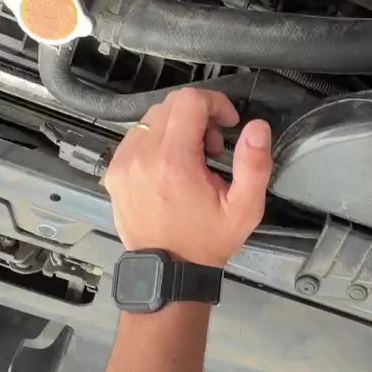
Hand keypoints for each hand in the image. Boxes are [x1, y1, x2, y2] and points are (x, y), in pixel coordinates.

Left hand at [103, 88, 272, 267]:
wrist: (169, 271)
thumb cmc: (207, 241)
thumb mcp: (245, 208)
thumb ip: (254, 164)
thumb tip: (257, 127)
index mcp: (174, 161)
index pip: (190, 101)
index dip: (216, 104)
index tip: (228, 124)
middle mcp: (142, 156)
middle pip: (171, 103)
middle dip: (199, 115)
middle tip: (213, 146)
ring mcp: (124, 163)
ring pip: (153, 117)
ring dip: (178, 126)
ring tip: (193, 157)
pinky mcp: (115, 172)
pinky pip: (137, 136)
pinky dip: (158, 140)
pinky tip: (172, 165)